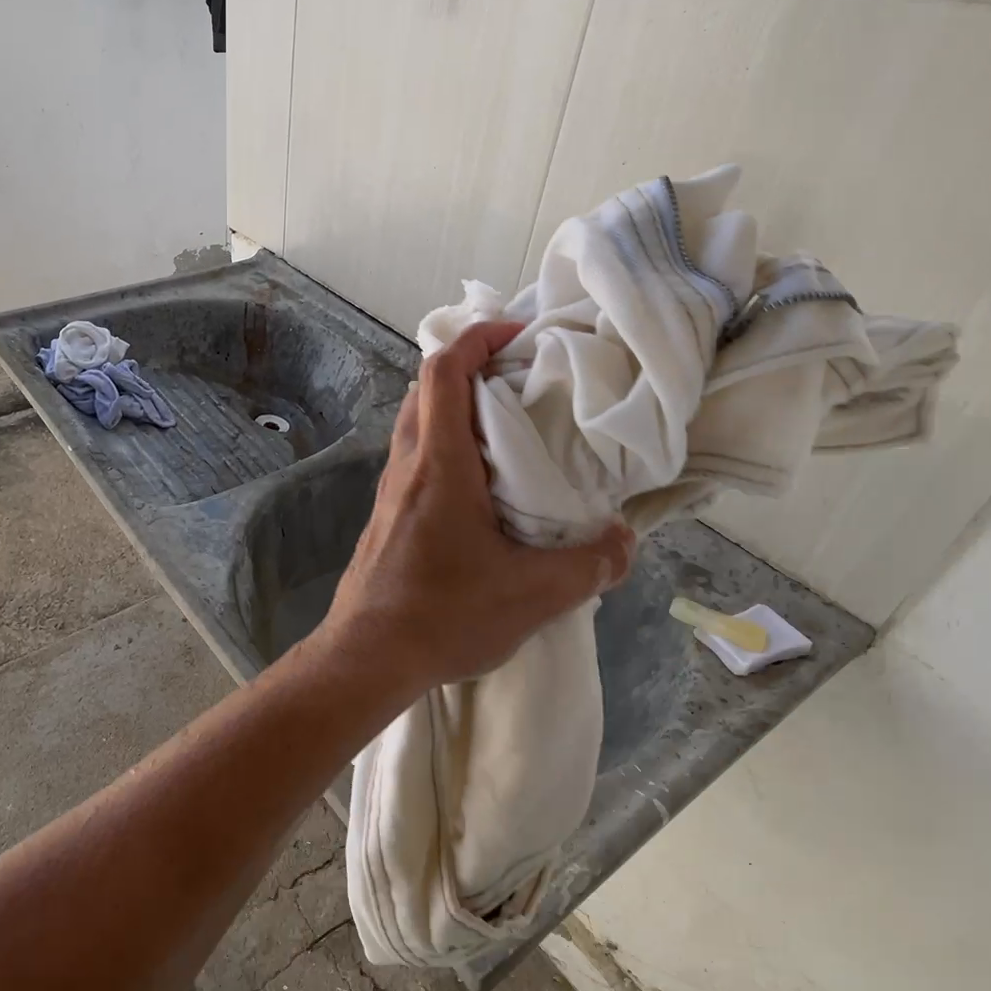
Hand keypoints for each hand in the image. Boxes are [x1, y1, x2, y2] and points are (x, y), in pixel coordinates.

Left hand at [313, 320, 634, 694]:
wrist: (366, 656)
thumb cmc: (443, 615)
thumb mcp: (533, 595)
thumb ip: (590, 565)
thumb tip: (624, 541)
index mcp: (439, 464)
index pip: (445, 371)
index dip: (479, 338)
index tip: (519, 335)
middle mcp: (407, 465)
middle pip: (427, 390)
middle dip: (472, 369)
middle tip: (522, 382)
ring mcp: (389, 491)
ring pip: (417, 425)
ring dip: (456, 411)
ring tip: (510, 431)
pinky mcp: (385, 516)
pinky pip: (415, 460)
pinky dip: (446, 448)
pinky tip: (482, 487)